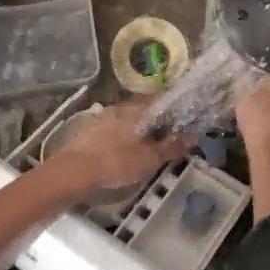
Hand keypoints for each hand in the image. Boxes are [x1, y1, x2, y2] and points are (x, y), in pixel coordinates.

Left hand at [42, 100, 191, 199]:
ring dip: (141, 129)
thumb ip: (172, 146)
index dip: (174, 109)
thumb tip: (193, 136)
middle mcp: (121, 107)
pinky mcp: (93, 129)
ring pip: (130, 119)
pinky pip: (117, 128)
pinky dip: (126, 135)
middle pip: (145, 110)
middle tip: (167, 137)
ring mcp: (105, 117)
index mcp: (138, 109)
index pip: (162, 100)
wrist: (76, 169)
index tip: (183, 120)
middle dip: (157, 121)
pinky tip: (127, 150)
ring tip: (149, 146)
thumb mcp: (150, 158)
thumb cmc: (118, 161)